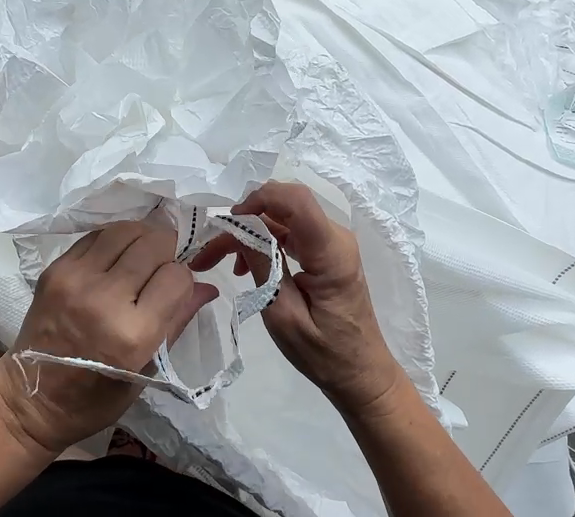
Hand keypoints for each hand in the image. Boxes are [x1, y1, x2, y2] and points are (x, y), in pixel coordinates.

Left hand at [0, 221, 217, 454]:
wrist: (30, 397)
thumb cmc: (94, 399)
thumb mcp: (146, 373)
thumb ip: (176, 324)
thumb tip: (208, 286)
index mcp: (131, 335)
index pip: (176, 278)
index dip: (185, 278)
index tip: (181, 287)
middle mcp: (103, 299)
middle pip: (152, 244)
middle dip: (168, 249)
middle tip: (167, 261)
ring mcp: (75, 278)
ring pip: (124, 230)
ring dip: (142, 236)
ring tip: (145, 252)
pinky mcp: (55, 268)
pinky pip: (96, 236)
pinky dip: (114, 240)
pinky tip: (118, 255)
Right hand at [189, 181, 404, 414]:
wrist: (361, 374)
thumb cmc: (325, 354)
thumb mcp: (284, 315)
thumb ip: (263, 266)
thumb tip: (239, 229)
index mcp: (331, 253)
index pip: (296, 201)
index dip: (259, 199)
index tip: (229, 223)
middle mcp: (335, 237)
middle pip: (284, 205)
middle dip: (244, 219)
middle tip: (212, 249)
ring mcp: (331, 242)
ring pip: (282, 216)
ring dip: (249, 231)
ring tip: (221, 260)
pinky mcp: (325, 251)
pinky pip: (289, 230)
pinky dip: (263, 239)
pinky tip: (246, 265)